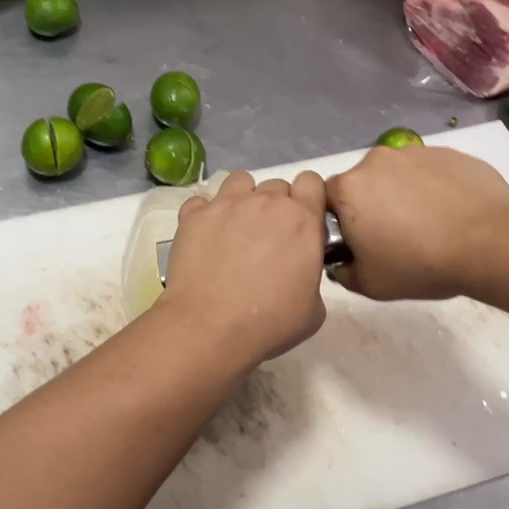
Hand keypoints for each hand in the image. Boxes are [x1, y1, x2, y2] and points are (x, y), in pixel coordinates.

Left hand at [160, 170, 329, 363]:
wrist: (210, 326)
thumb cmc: (270, 322)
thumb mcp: (314, 308)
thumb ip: (311, 274)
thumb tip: (299, 270)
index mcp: (301, 219)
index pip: (311, 181)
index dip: (308, 197)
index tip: (303, 219)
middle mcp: (265, 202)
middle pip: (276, 185)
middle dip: (276, 205)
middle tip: (268, 237)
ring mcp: (226, 203)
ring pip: (240, 181)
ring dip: (243, 199)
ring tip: (236, 227)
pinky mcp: (194, 214)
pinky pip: (202, 201)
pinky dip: (206, 214)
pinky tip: (206, 236)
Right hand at [325, 145, 508, 300]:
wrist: (491, 243)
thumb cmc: (421, 263)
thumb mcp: (370, 285)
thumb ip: (343, 272)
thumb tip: (342, 263)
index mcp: (348, 188)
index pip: (327, 200)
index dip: (340, 221)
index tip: (360, 241)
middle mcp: (375, 161)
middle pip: (363, 183)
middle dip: (373, 205)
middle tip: (397, 236)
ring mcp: (414, 152)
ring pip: (398, 175)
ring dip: (404, 194)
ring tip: (431, 225)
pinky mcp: (448, 153)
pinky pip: (430, 172)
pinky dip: (435, 188)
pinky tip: (453, 214)